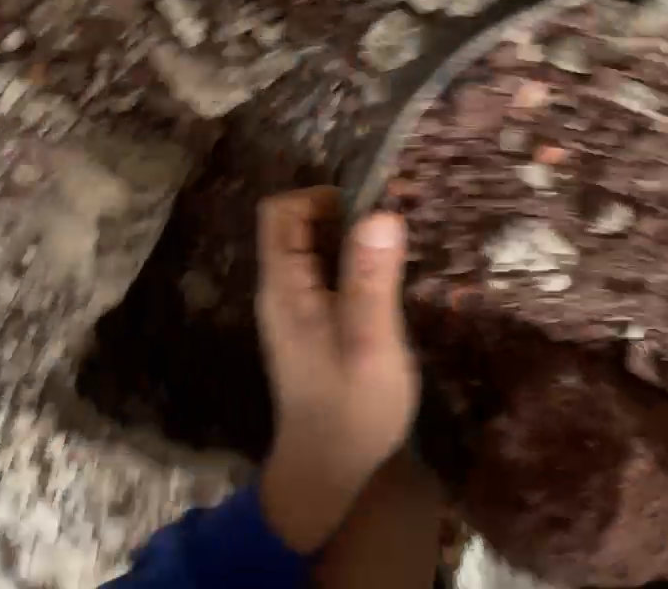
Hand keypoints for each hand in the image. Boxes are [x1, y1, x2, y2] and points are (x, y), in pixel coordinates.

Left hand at [254, 187, 417, 552]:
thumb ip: (373, 280)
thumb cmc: (353, 410)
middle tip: (388, 236)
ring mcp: (290, 307)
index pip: (279, 212)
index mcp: (284, 286)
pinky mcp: (306, 322)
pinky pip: (319, 273)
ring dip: (345, 240)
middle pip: (292, 225)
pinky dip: (347, 265)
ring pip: (308, 248)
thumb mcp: (372, 345)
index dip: (318, 198)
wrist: (327, 470)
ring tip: (389, 259)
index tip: (366, 214)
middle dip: (338, 216)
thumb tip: (381, 213)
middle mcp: (278, 289)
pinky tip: (378, 287)